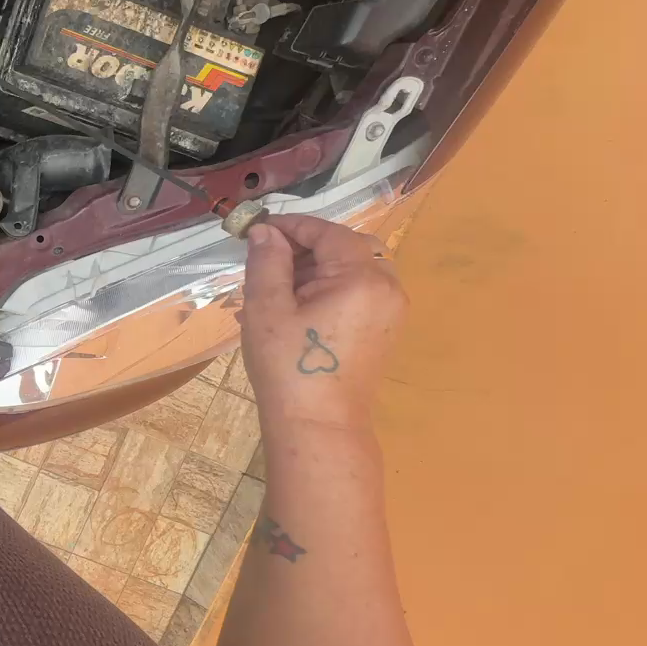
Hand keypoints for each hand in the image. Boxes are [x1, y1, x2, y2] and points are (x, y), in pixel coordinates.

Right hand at [238, 214, 406, 431]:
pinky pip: (359, 289)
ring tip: (276, 285)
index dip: (292, 226)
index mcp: (361, 279)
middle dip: (307, 245)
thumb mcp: (266, 309)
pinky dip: (329, 284)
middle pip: (350, 247)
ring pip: (356, 267)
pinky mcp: (384, 327)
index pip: (329, 233)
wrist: (317, 419)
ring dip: (317, 265)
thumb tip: (265, 231)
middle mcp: (388, 287)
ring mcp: (391, 309)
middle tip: (266, 257)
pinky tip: (296, 305)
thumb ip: (267, 264)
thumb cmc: (287, 363)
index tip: (255, 228)